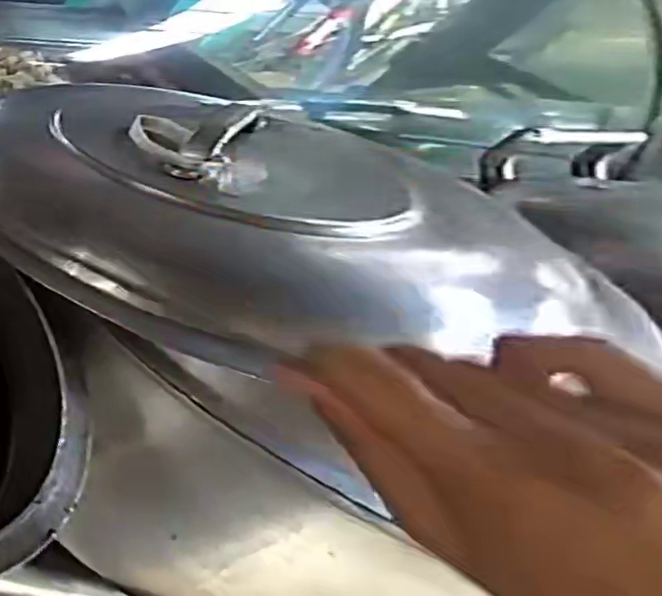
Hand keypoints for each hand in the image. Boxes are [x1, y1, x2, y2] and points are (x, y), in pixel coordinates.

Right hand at [282, 337, 661, 595]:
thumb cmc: (551, 587)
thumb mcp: (454, 541)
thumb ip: (372, 452)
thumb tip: (299, 376)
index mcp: (491, 478)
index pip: (369, 376)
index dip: (324, 362)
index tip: (310, 369)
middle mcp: (556, 443)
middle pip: (425, 364)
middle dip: (395, 380)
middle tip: (402, 413)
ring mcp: (624, 428)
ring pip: (485, 363)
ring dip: (462, 383)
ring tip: (478, 420)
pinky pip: (584, 352)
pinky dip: (533, 354)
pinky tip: (519, 373)